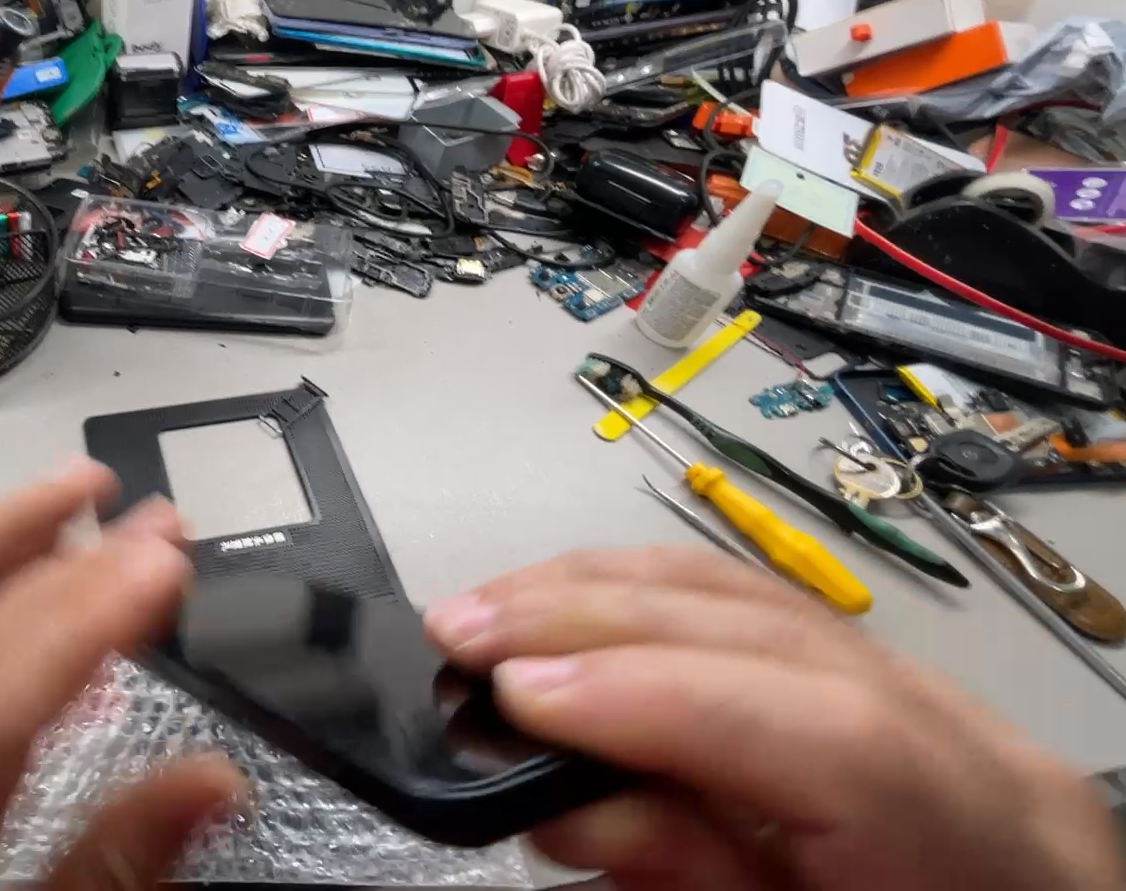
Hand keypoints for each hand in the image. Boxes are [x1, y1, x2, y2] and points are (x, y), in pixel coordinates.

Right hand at [425, 547, 1122, 890]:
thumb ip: (689, 882)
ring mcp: (897, 674)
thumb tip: (570, 808)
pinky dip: (610, 587)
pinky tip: (542, 597)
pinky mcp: (833, 652)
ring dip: (576, 588)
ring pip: (724, 586)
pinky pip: (712, 591)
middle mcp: (958, 736)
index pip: (833, 739)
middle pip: (757, 629)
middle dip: (584, 619)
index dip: (660, 700)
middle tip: (460, 633)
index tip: (516, 695)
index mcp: (986, 851)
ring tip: (480, 608)